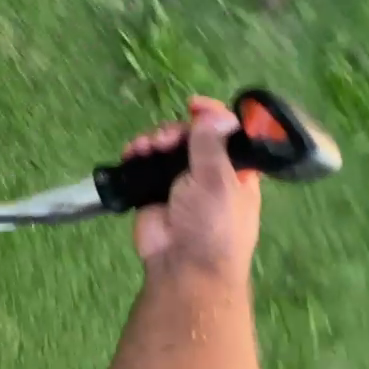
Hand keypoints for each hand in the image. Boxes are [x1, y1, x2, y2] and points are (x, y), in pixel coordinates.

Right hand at [122, 96, 261, 286]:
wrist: (182, 262)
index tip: (193, 105)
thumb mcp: (218, 180)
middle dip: (172, 131)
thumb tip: (220, 113)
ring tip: (143, 149)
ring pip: (164, 146)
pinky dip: (136, 153)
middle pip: (189, 136)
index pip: (228, 135)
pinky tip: (132, 154)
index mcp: (236, 173)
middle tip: (164, 140)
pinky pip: (143, 160)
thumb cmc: (212, 224)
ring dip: (151, 140)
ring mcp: (179, 181)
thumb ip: (212, 144)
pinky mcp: (153, 188)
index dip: (213, 117)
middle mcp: (209, 174)